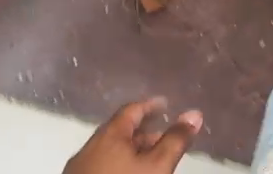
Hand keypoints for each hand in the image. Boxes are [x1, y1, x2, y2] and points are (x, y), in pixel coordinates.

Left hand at [64, 99, 202, 173]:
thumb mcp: (157, 167)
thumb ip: (176, 140)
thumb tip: (195, 113)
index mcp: (108, 136)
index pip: (131, 109)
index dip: (151, 106)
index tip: (166, 105)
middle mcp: (88, 149)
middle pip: (119, 131)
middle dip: (143, 132)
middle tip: (164, 136)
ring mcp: (78, 171)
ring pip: (109, 152)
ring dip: (130, 151)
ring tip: (150, 160)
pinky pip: (100, 167)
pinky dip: (117, 165)